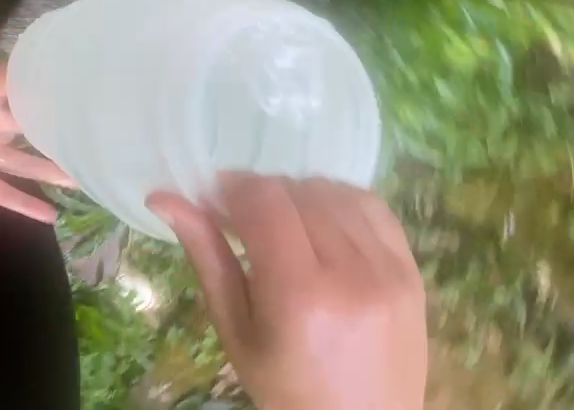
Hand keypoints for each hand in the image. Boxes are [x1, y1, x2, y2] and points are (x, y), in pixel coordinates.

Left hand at [0, 13, 71, 221]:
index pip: (17, 83)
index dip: (43, 79)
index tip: (77, 76)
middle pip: (27, 123)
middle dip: (54, 125)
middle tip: (94, 129)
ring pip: (22, 161)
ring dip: (49, 168)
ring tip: (83, 176)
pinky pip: (4, 192)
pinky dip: (26, 204)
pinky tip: (54, 216)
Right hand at [150, 175, 426, 409]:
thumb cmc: (284, 385)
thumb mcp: (233, 326)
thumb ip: (204, 253)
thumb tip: (160, 196)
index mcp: (300, 293)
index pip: (264, 199)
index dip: (233, 188)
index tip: (215, 203)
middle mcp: (351, 274)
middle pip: (295, 191)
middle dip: (259, 194)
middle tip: (240, 219)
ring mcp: (390, 272)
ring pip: (330, 192)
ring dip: (296, 196)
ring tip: (280, 226)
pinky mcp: (413, 273)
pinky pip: (370, 206)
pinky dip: (337, 201)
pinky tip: (318, 222)